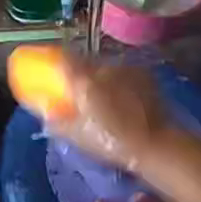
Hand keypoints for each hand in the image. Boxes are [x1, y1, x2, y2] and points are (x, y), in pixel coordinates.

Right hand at [44, 57, 173, 170]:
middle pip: (84, 61)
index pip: (63, 57)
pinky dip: (118, 81)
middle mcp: (104, 68)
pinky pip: (123, 73)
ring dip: (100, 77)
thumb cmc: (112, 142)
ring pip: (105, 67)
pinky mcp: (143, 74)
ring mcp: (126, 69)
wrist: (155, 144)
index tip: (49, 65)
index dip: (54, 58)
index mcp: (84, 81)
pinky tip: (122, 97)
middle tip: (77, 89)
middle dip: (78, 72)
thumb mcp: (78, 136)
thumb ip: (57, 120)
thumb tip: (45, 112)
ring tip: (103, 96)